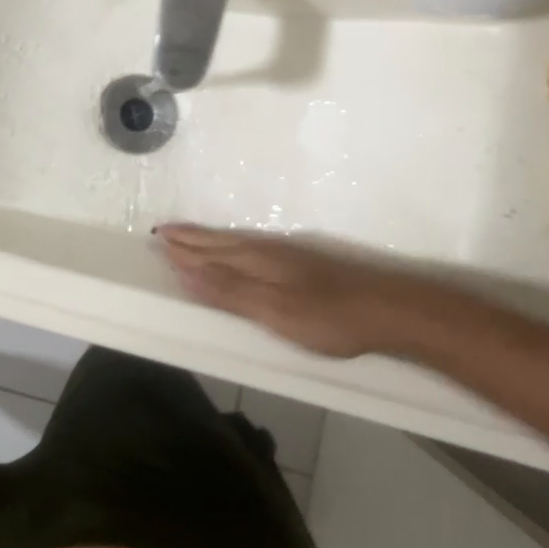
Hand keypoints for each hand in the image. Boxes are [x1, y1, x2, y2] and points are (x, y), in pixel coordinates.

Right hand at [158, 225, 438, 358]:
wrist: (391, 311)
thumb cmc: (329, 316)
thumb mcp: (273, 310)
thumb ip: (229, 291)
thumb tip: (183, 270)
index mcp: (256, 260)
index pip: (210, 252)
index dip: (184, 249)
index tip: (157, 240)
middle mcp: (267, 251)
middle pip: (220, 242)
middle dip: (191, 237)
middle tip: (164, 230)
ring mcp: (287, 256)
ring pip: (236, 242)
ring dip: (209, 239)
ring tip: (191, 236)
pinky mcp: (303, 265)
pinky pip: (250, 247)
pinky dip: (231, 246)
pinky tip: (239, 250)